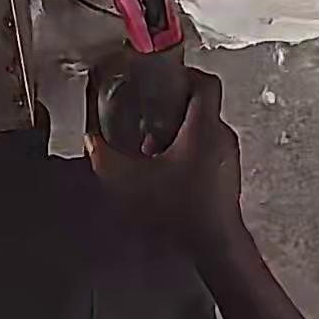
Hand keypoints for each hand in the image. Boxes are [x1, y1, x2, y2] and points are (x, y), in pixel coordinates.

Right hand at [87, 69, 244, 250]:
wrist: (213, 246)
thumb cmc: (178, 209)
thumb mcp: (129, 181)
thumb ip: (104, 157)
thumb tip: (90, 142)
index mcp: (203, 128)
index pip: (206, 82)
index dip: (186, 73)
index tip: (165, 76)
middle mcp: (221, 136)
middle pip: (202, 104)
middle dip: (175, 103)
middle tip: (151, 109)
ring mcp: (227, 157)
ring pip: (204, 127)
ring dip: (180, 129)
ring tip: (152, 143)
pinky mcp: (227, 174)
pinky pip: (208, 148)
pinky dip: (188, 149)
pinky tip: (166, 169)